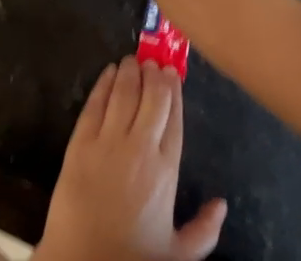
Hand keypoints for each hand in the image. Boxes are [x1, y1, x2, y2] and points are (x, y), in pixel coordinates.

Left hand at [39, 57, 226, 260]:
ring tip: (133, 59)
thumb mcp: (179, 252)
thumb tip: (222, 204)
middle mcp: (139, 148)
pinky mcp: (79, 145)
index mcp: (166, 169)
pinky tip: (108, 72)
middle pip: (151, 98)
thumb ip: (205, 230)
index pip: (174, 118)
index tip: (173, 74)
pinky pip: (94, 106)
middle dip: (154, 75)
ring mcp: (107, 143)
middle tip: (154, 60)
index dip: (174, 92)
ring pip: (123, 94)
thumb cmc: (132, 256)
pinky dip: (102, 84)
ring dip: (129, 73)